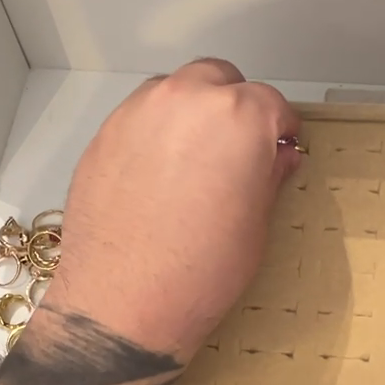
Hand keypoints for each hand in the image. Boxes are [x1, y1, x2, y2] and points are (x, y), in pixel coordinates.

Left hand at [43, 59, 301, 360]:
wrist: (124, 303)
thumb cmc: (197, 273)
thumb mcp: (254, 227)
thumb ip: (269, 177)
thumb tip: (277, 157)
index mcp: (238, 117)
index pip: (271, 103)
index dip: (279, 129)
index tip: (279, 147)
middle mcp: (186, 100)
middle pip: (220, 80)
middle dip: (234, 107)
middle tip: (237, 150)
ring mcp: (139, 113)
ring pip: (175, 92)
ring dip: (191, 115)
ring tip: (194, 163)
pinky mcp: (105, 134)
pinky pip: (140, 118)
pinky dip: (155, 134)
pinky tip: (158, 176)